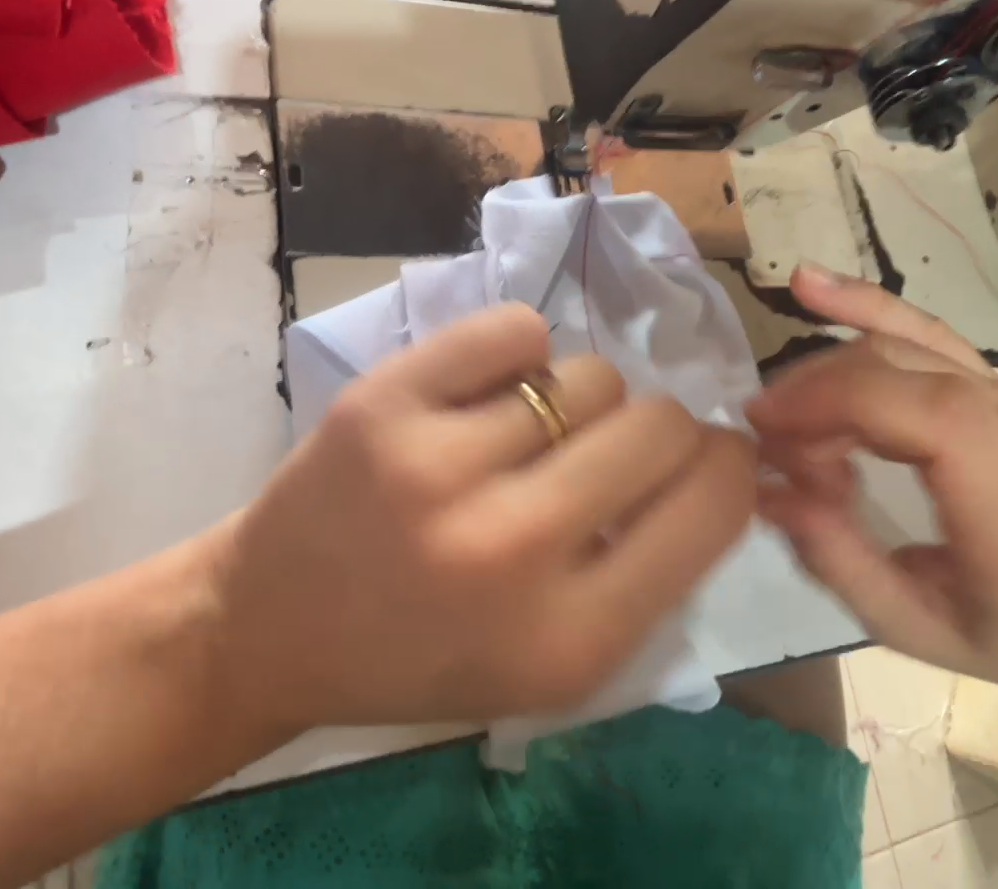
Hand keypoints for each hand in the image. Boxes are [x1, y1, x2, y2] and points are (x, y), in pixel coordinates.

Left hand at [208, 304, 756, 730]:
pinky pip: (513, 329)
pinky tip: (492, 389)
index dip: (728, 465)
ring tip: (531, 433)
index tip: (709, 455)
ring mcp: (438, 468)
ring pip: (590, 375)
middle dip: (658, 430)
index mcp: (569, 640)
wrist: (269, 625)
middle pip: (660, 426)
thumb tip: (716, 463)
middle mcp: (510, 551)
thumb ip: (645, 580)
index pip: (712, 509)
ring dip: (580, 399)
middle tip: (611, 446)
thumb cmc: (421, 657)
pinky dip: (521, 348)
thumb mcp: (550, 667)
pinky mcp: (384, 403)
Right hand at [749, 263, 997, 713]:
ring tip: (781, 403)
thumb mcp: (908, 630)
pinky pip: (935, 337)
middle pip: (914, 371)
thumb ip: (838, 561)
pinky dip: (869, 310)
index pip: (939, 418)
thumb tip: (766, 488)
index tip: (768, 424)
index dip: (842, 401)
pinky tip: (815, 287)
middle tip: (767, 435)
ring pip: (917, 343)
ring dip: (832, 362)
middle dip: (821, 389)